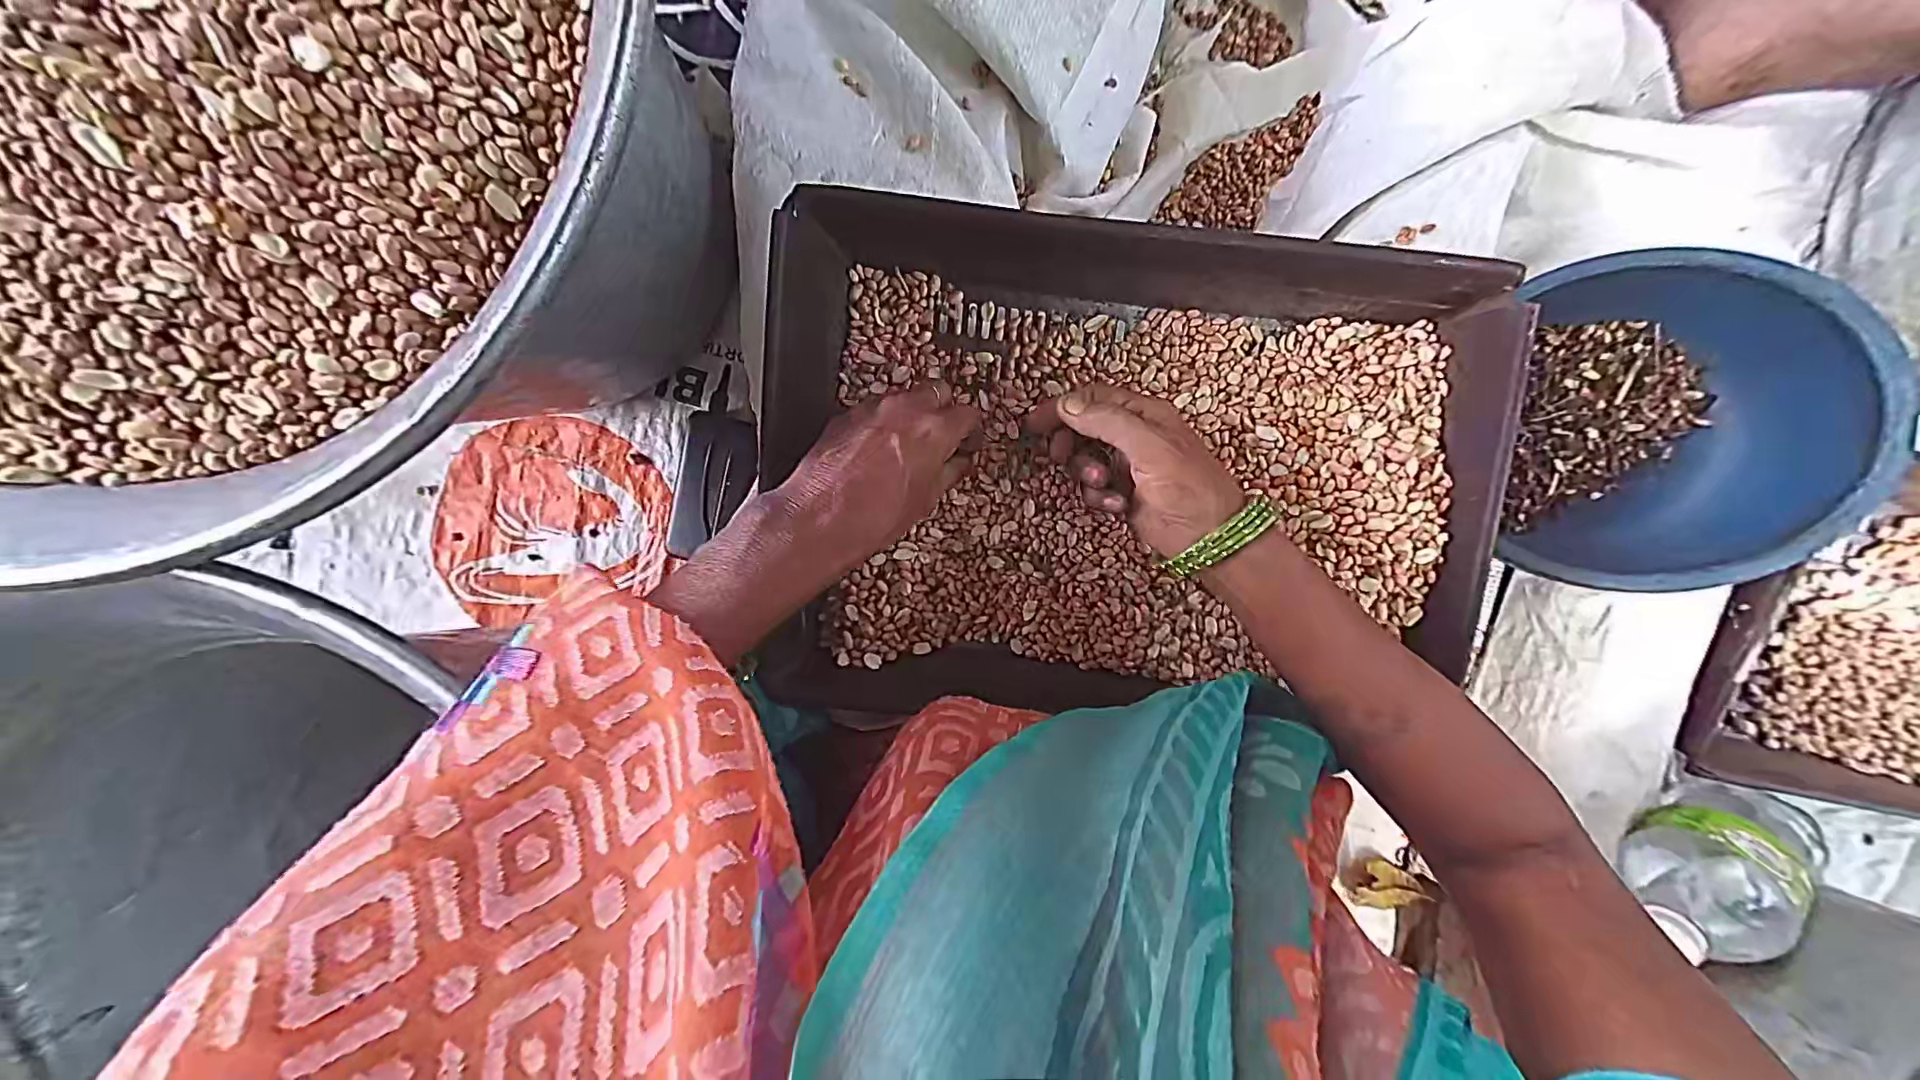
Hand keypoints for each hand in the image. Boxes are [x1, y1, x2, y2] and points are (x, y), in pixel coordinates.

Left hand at [773, 380, 981, 574]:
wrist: (820, 519)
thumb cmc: (869, 516)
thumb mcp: (924, 500)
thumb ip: (948, 472)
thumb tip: (957, 464)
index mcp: (934, 430)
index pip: (969, 413)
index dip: (971, 429)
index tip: (968, 440)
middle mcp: (905, 409)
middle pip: (939, 391)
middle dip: (944, 411)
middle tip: (943, 437)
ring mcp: (874, 408)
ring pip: (905, 397)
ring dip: (913, 415)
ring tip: (909, 447)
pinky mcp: (848, 414)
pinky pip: (876, 408)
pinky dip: (883, 422)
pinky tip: (880, 449)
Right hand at [1024, 384, 1245, 556]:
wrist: (1209, 537)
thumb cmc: (1189, 487)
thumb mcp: (1149, 446)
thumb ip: (1108, 421)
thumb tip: (1068, 404)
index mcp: (1144, 414)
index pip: (1093, 398)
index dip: (1062, 408)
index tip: (1035, 423)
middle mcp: (1134, 436)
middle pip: (1084, 428)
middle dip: (1069, 443)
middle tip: (1059, 456)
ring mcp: (1127, 465)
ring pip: (1084, 460)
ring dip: (1084, 473)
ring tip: (1102, 485)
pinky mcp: (1123, 492)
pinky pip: (1094, 488)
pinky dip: (1097, 497)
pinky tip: (1115, 505)